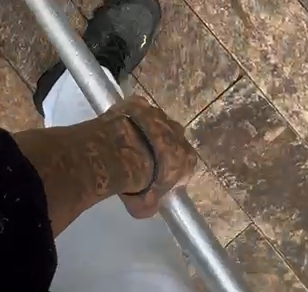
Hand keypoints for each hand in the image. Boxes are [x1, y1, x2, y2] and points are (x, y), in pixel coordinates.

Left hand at [109, 97, 197, 218]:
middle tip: (143, 158)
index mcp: (187, 158)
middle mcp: (177, 133)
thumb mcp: (147, 205)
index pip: (185, 164)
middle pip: (172, 139)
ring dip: (145, 130)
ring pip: (154, 122)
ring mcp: (157, 114)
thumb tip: (147, 202)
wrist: (120, 150)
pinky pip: (136, 109)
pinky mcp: (138, 101)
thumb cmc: (140, 182)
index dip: (172, 170)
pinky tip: (120, 124)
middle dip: (161, 146)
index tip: (158, 176)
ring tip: (129, 140)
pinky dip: (130, 115)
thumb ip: (151, 202)